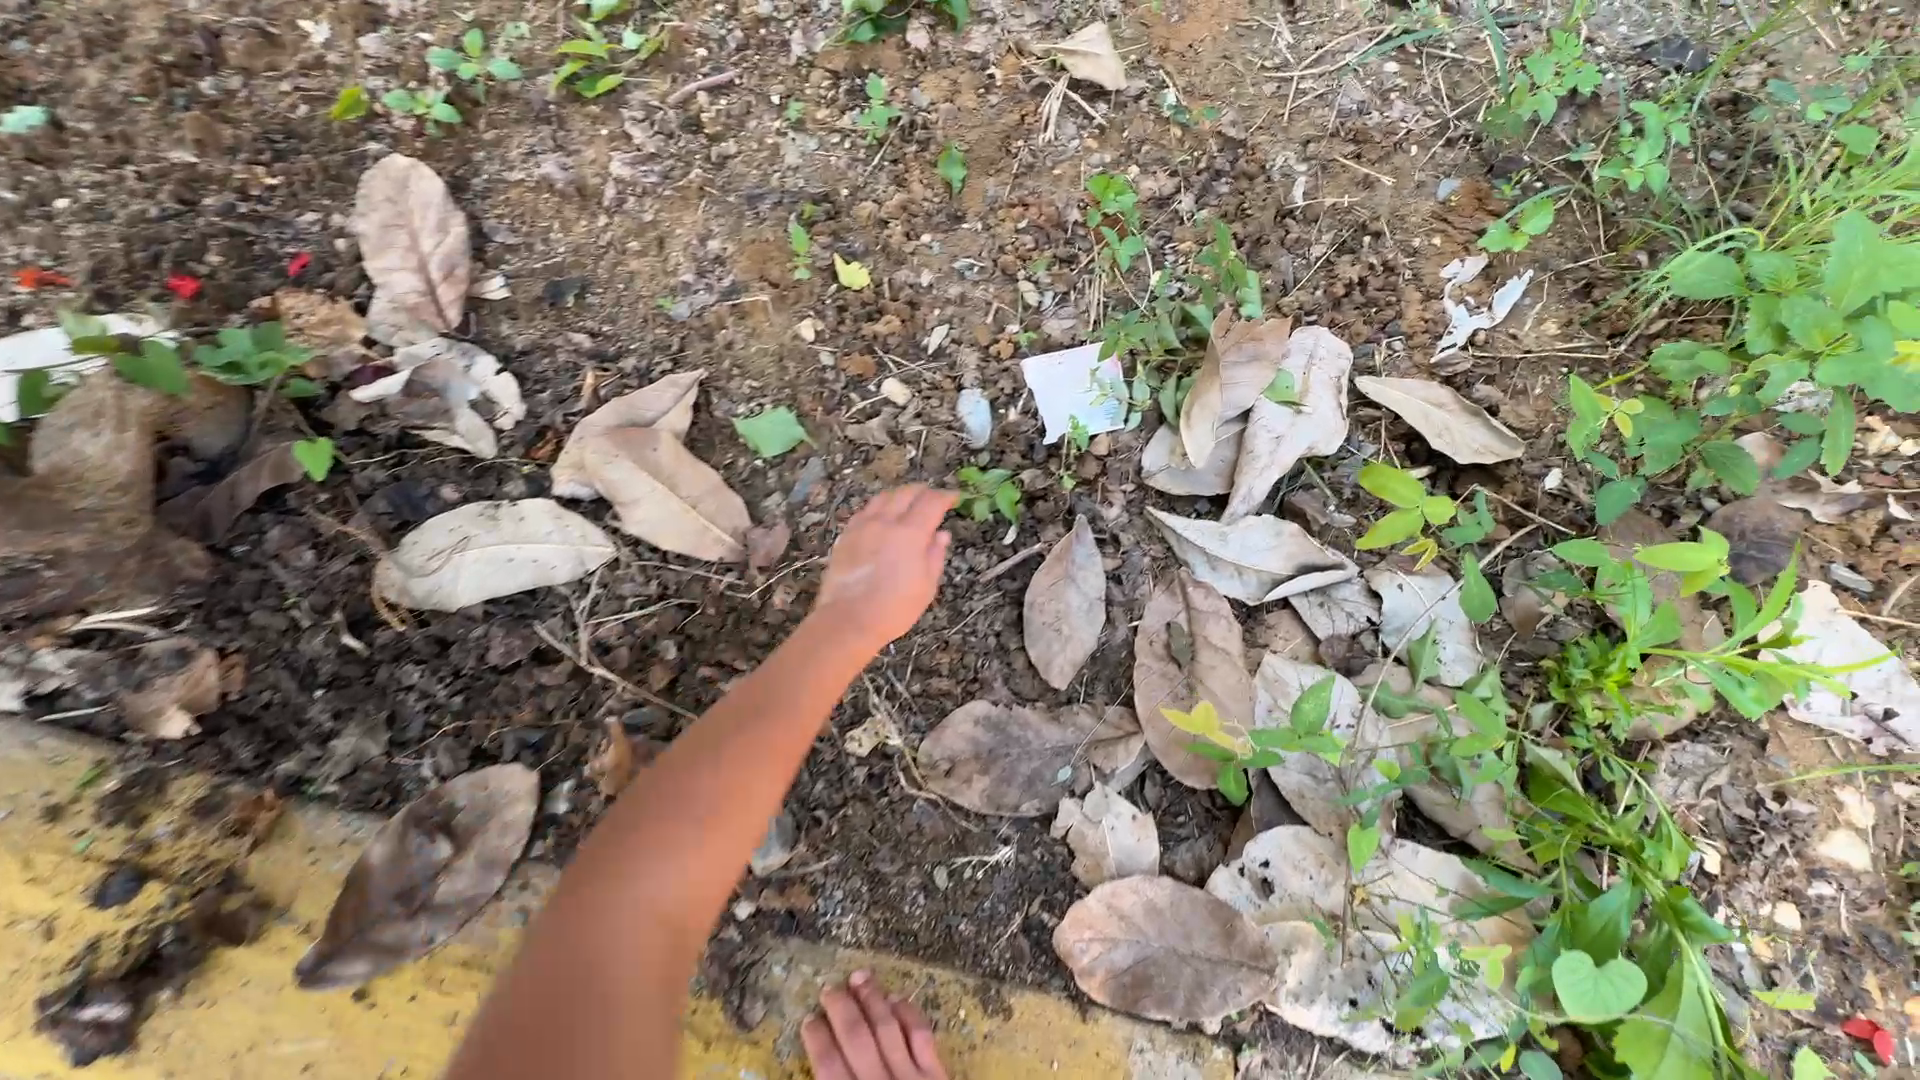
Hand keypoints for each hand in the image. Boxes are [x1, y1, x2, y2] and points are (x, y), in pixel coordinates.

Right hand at [802, 971, 947, 1079]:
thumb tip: (816, 1079)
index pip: (827, 1065)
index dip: (816, 1038)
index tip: (808, 1019)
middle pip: (855, 1037)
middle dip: (840, 1008)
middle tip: (828, 987)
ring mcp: (911, 1078)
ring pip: (886, 1027)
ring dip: (872, 999)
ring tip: (859, 976)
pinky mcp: (937, 1076)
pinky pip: (921, 1036)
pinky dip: (908, 1014)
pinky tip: (897, 998)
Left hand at [810, 485, 954, 651]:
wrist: (849, 619)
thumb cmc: (894, 609)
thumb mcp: (926, 586)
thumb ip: (935, 555)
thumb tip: (941, 534)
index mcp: (910, 534)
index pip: (932, 502)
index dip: (946, 496)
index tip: (954, 498)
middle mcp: (885, 522)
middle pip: (906, 493)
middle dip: (923, 492)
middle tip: (933, 499)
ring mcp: (862, 526)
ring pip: (883, 497)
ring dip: (899, 495)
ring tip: (907, 503)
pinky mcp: (846, 535)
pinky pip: (865, 511)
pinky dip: (879, 507)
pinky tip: (882, 517)